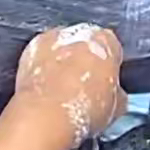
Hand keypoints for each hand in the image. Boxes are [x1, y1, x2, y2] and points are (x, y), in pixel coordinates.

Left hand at [12, 24, 127, 148]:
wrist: (44, 117)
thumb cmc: (80, 109)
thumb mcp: (115, 108)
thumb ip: (118, 94)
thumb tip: (116, 99)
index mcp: (105, 40)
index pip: (112, 48)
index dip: (109, 68)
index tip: (106, 84)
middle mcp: (80, 33)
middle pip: (86, 45)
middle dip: (85, 62)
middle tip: (83, 90)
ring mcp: (54, 39)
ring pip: (62, 49)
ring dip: (62, 64)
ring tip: (62, 94)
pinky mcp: (31, 50)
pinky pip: (41, 58)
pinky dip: (42, 70)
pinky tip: (45, 93)